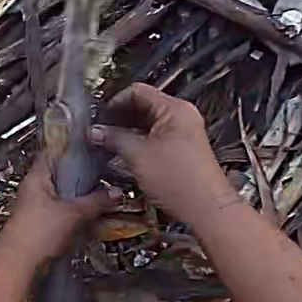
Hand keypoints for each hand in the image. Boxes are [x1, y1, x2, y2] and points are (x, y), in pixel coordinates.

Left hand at [0, 155, 112, 263]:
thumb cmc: (38, 231)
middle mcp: (36, 188)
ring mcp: (39, 206)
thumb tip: (116, 193)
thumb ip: (96, 201)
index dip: (73, 148)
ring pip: (66, 195)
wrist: (20, 263)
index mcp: (37, 177)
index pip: (54, 152)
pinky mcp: (44, 224)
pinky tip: (95, 217)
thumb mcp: (73, 213)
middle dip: (85, 177)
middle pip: (63, 175)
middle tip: (107, 174)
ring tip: (106, 195)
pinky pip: (65, 212)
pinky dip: (79, 213)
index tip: (93, 146)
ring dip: (84, 198)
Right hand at [90, 83, 240, 225]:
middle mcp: (181, 115)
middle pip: (142, 105)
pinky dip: (137, 139)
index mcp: (174, 109)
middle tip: (98, 129)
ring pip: (147, 122)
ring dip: (126, 129)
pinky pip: (154, 134)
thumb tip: (94, 131)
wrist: (207, 210)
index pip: (137, 92)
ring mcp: (183, 131)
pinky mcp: (181, 147)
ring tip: (105, 141)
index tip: (98, 117)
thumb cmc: (177, 180)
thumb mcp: (138, 155)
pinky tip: (121, 150)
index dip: (114, 102)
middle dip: (118, 117)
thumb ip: (113, 138)